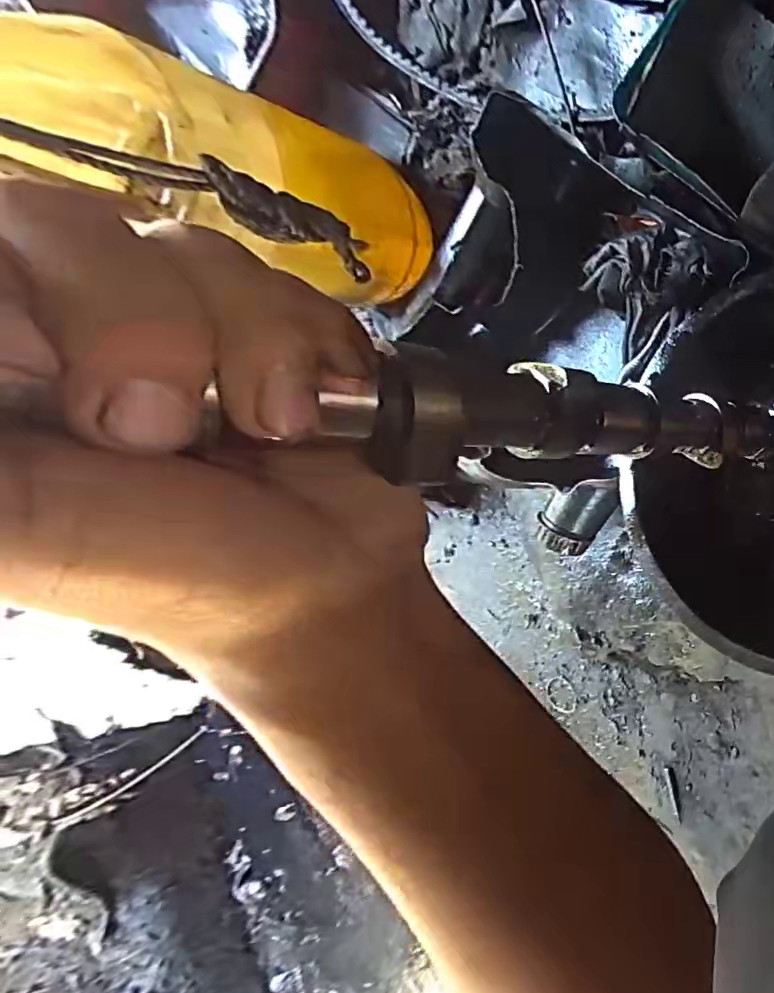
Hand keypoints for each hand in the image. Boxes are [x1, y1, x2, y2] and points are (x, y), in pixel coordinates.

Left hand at [0, 179, 428, 670]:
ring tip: (274, 429)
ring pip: (202, 252)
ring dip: (261, 353)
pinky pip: (295, 288)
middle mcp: (58, 319)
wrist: (333, 580)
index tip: (71, 400)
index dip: (43, 307)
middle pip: (72, 223)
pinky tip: (320, 409)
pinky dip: (321, 352)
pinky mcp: (281, 335)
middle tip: (171, 430)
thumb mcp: (12, 518)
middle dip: (151, 333)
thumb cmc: (175, 565)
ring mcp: (184, 322)